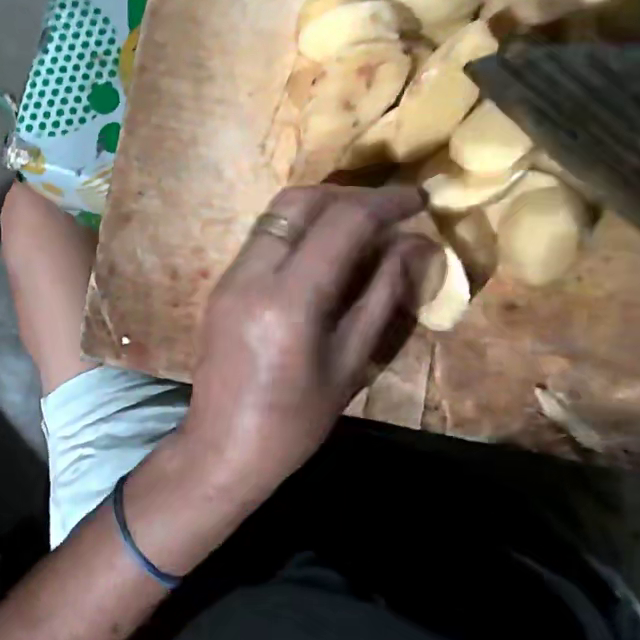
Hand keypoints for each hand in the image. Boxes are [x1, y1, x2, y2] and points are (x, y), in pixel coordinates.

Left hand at [180, 184, 437, 481]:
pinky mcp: (219, 285)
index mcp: (288, 299)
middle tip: (389, 210)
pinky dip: (297, 231)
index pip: (341, 222)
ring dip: (321, 209)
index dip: (385, 202)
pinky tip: (325, 252)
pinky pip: (261, 239)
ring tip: (362, 227)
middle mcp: (250, 275)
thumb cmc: (295, 419)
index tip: (419, 198)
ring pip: (276, 215)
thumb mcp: (351, 361)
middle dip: (348, 194)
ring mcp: (228, 277)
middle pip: (299, 202)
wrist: (222, 445)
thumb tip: (415, 243)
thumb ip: (383, 295)